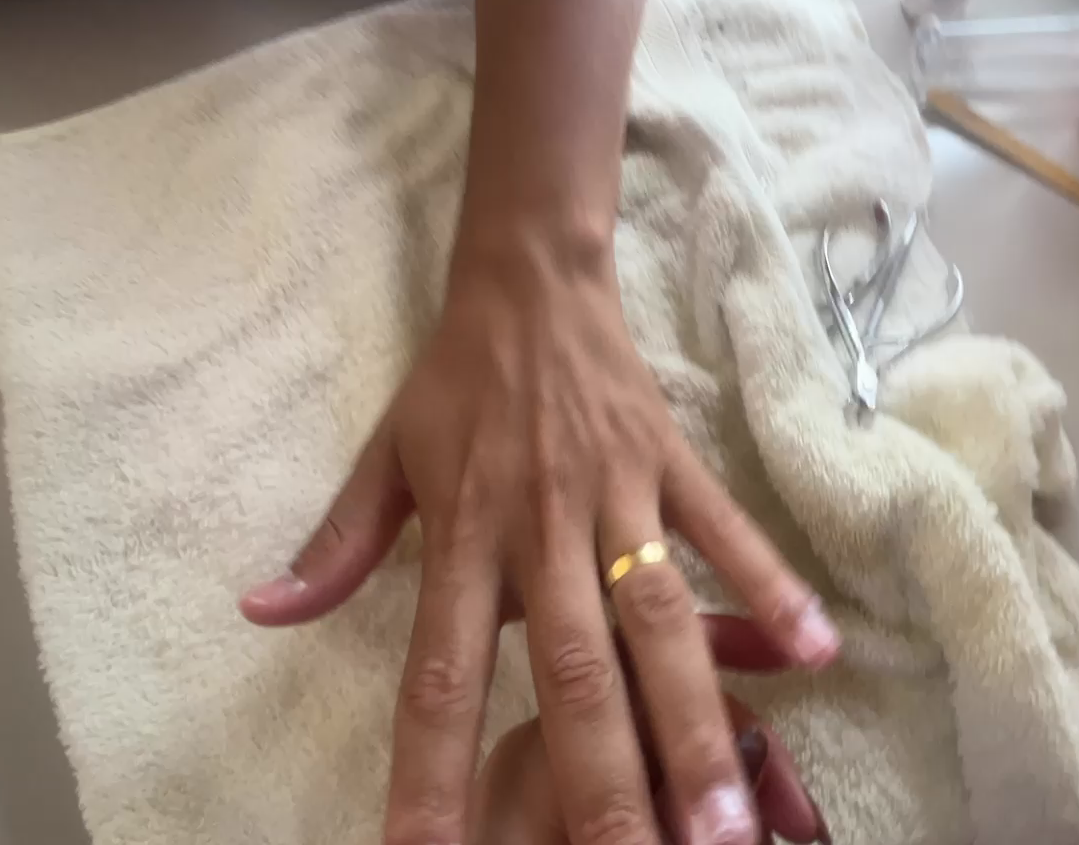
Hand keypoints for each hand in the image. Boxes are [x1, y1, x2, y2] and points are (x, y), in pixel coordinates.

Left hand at [240, 251, 839, 844]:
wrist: (530, 286)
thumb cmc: (458, 376)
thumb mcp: (386, 450)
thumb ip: (338, 542)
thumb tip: (262, 614)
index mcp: (464, 528)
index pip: (444, 672)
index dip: (434, 774)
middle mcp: (543, 523)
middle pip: (573, 667)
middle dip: (601, 785)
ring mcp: (618, 491)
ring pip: (658, 614)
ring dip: (689, 715)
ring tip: (726, 819)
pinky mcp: (669, 459)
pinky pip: (723, 528)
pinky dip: (767, 584)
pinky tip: (816, 650)